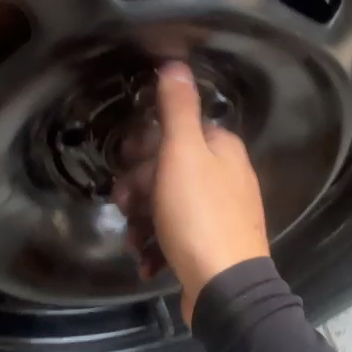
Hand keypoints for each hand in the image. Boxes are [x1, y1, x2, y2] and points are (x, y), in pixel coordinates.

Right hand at [123, 62, 270, 324]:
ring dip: (143, 219)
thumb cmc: (200, 216)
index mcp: (223, 150)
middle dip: (139, 187)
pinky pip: (176, 234)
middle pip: (169, 170)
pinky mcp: (211, 244)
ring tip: (132, 237)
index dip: (146, 146)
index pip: (178, 131)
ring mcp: (221, 213)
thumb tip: (176, 64)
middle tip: (124, 203)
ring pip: (168, 204)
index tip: (125, 163)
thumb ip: (177, 110)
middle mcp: (227, 177)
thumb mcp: (183, 154)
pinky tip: (146, 259)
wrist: (224, 287)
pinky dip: (157, 244)